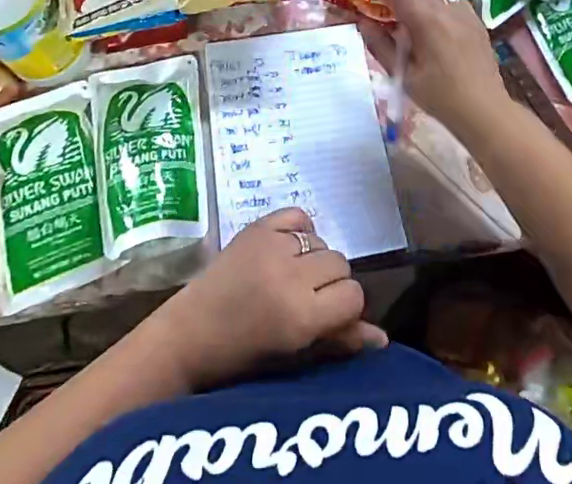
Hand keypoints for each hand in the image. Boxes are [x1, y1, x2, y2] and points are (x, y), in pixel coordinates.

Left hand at [146, 208, 385, 390]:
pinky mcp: (256, 227)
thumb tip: (382, 338)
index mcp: (301, 316)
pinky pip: (297, 215)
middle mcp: (289, 276)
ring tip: (291, 275)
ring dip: (313, 258)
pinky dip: (298, 229)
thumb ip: (339, 340)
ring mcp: (271, 246)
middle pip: (340, 263)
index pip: (354, 295)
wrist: (189, 334)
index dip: (344, 306)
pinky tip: (287, 247)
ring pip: (322, 241)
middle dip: (330, 281)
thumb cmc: (243, 355)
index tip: (327, 314)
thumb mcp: (295, 355)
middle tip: (307, 296)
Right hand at [358, 0, 512, 130]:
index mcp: (427, 20)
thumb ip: (381, 45)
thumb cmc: (439, 96)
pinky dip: (439, 0)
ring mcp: (466, 12)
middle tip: (387, 5)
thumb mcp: (403, 74)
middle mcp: (447, 9)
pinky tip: (434, 19)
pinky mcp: (477, 21)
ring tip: (411, 9)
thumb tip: (364, 23)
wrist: (483, 109)